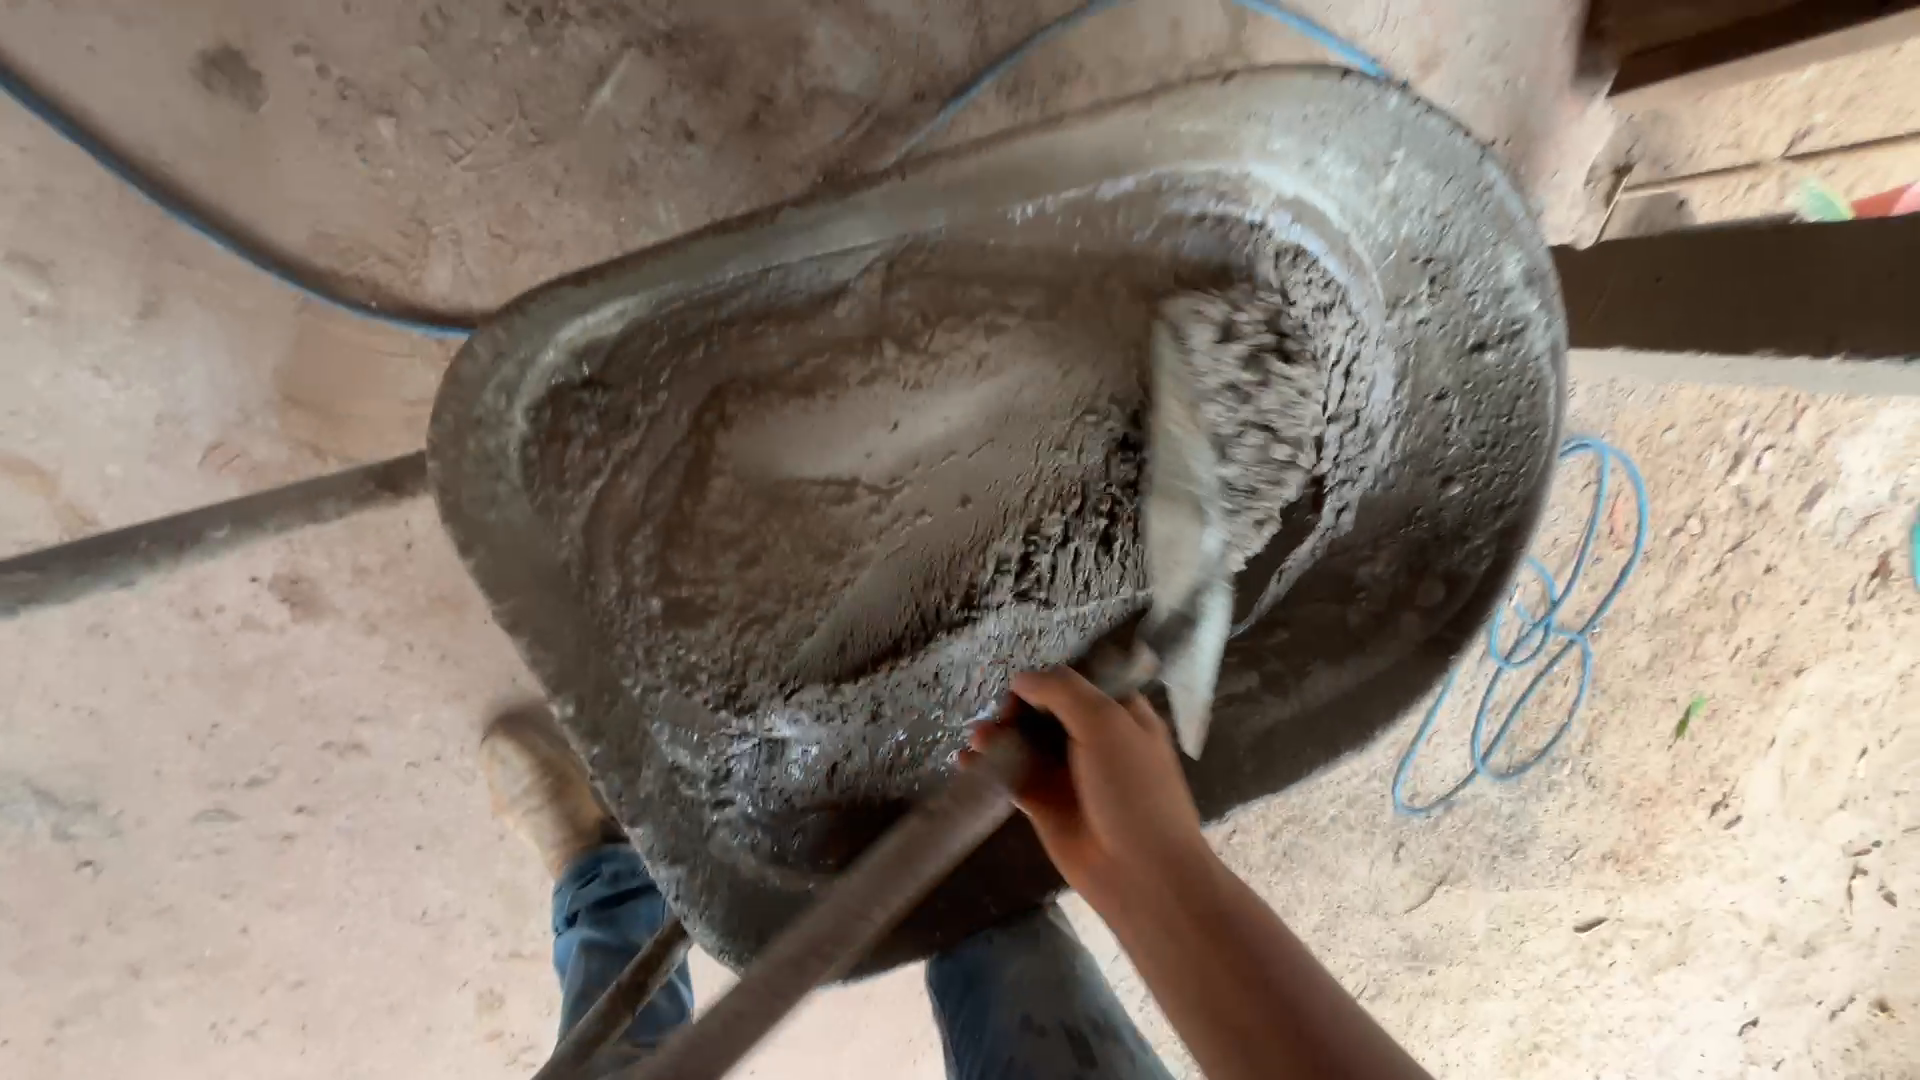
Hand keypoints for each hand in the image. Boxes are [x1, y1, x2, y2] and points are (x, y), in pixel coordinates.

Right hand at [971, 668, 1211, 908]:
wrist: (1142, 872)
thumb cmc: (1133, 787)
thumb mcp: (1106, 722)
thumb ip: (1062, 691)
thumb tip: (1021, 679)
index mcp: (1120, 713)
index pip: (1078, 682)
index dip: (1048, 680)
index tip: (1024, 686)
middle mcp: (1094, 738)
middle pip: (1046, 710)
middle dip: (1018, 707)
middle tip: (1004, 714)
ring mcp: (1068, 772)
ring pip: (1025, 742)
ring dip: (1000, 733)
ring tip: (980, 736)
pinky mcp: (1044, 803)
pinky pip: (1011, 776)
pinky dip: (989, 765)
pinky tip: (967, 759)